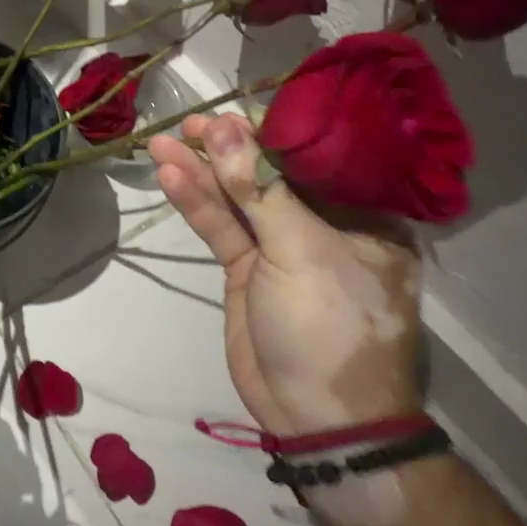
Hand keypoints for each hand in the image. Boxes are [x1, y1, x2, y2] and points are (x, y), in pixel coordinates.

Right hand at [149, 113, 422, 433]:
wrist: (316, 415)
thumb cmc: (332, 328)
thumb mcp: (301, 253)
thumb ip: (258, 189)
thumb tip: (222, 128)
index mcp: (365, 218)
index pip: (316, 159)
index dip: (271, 131)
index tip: (229, 110)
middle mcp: (325, 225)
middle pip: (269, 174)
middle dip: (225, 149)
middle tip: (186, 123)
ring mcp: (282, 247)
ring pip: (237, 199)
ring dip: (199, 172)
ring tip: (161, 142)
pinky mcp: (247, 268)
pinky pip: (220, 226)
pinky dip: (194, 202)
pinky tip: (168, 176)